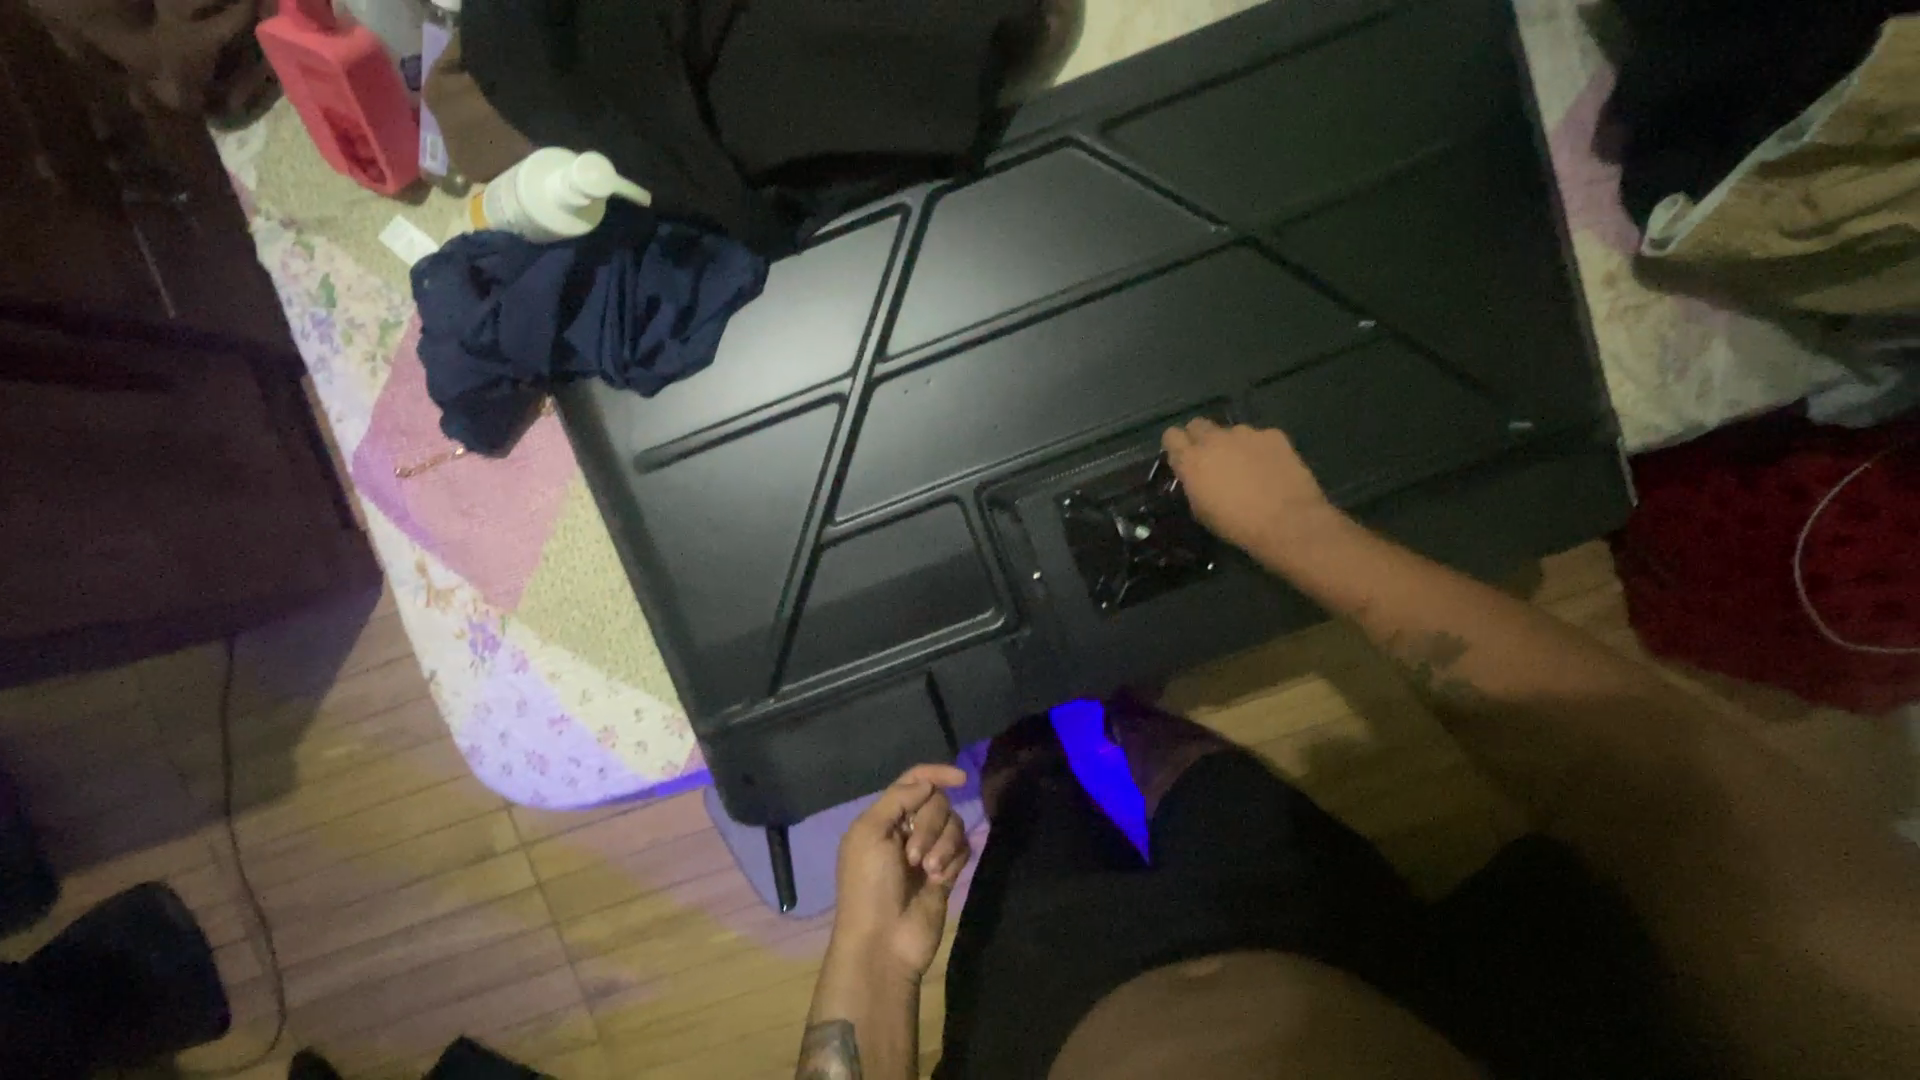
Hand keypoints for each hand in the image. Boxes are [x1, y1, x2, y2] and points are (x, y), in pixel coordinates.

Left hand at [831, 764, 971, 980]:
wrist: (884, 941)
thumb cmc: (868, 885)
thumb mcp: (870, 833)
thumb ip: (899, 799)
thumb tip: (928, 782)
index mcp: (883, 818)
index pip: (914, 782)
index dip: (937, 774)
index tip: (960, 778)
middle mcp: (906, 830)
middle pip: (937, 802)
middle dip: (930, 825)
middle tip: (914, 857)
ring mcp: (928, 852)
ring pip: (954, 825)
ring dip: (943, 845)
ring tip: (929, 872)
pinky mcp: (946, 873)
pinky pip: (962, 849)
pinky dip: (953, 860)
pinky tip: (940, 880)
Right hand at [1162, 419, 1343, 555]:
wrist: (1286, 521)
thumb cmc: (1237, 525)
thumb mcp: (1201, 510)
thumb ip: (1194, 485)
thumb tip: (1196, 477)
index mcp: (1191, 460)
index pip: (1171, 435)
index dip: (1176, 446)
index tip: (1182, 457)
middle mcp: (1214, 439)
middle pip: (1198, 424)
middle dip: (1200, 437)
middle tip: (1212, 458)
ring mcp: (1245, 433)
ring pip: (1231, 431)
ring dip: (1233, 444)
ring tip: (1248, 466)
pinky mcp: (1273, 435)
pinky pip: (1260, 437)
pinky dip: (1261, 448)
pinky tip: (1271, 467)